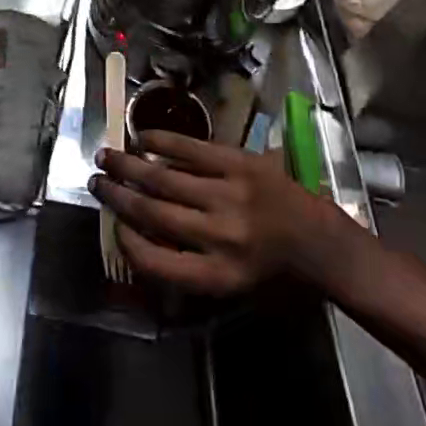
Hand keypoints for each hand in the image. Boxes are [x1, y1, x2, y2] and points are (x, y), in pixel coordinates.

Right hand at [90, 130, 360, 295]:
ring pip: (163, 177)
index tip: (113, 226)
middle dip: (116, 195)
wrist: (331, 247)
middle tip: (94, 182)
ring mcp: (230, 196)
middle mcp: (220, 236)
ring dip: (127, 164)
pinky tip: (142, 138)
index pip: (154, 261)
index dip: (126, 243)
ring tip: (106, 156)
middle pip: (151, 212)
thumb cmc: (279, 276)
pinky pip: (189, 149)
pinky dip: (160, 141)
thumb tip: (139, 239)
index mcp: (219, 274)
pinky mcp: (241, 165)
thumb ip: (188, 267)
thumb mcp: (234, 287)